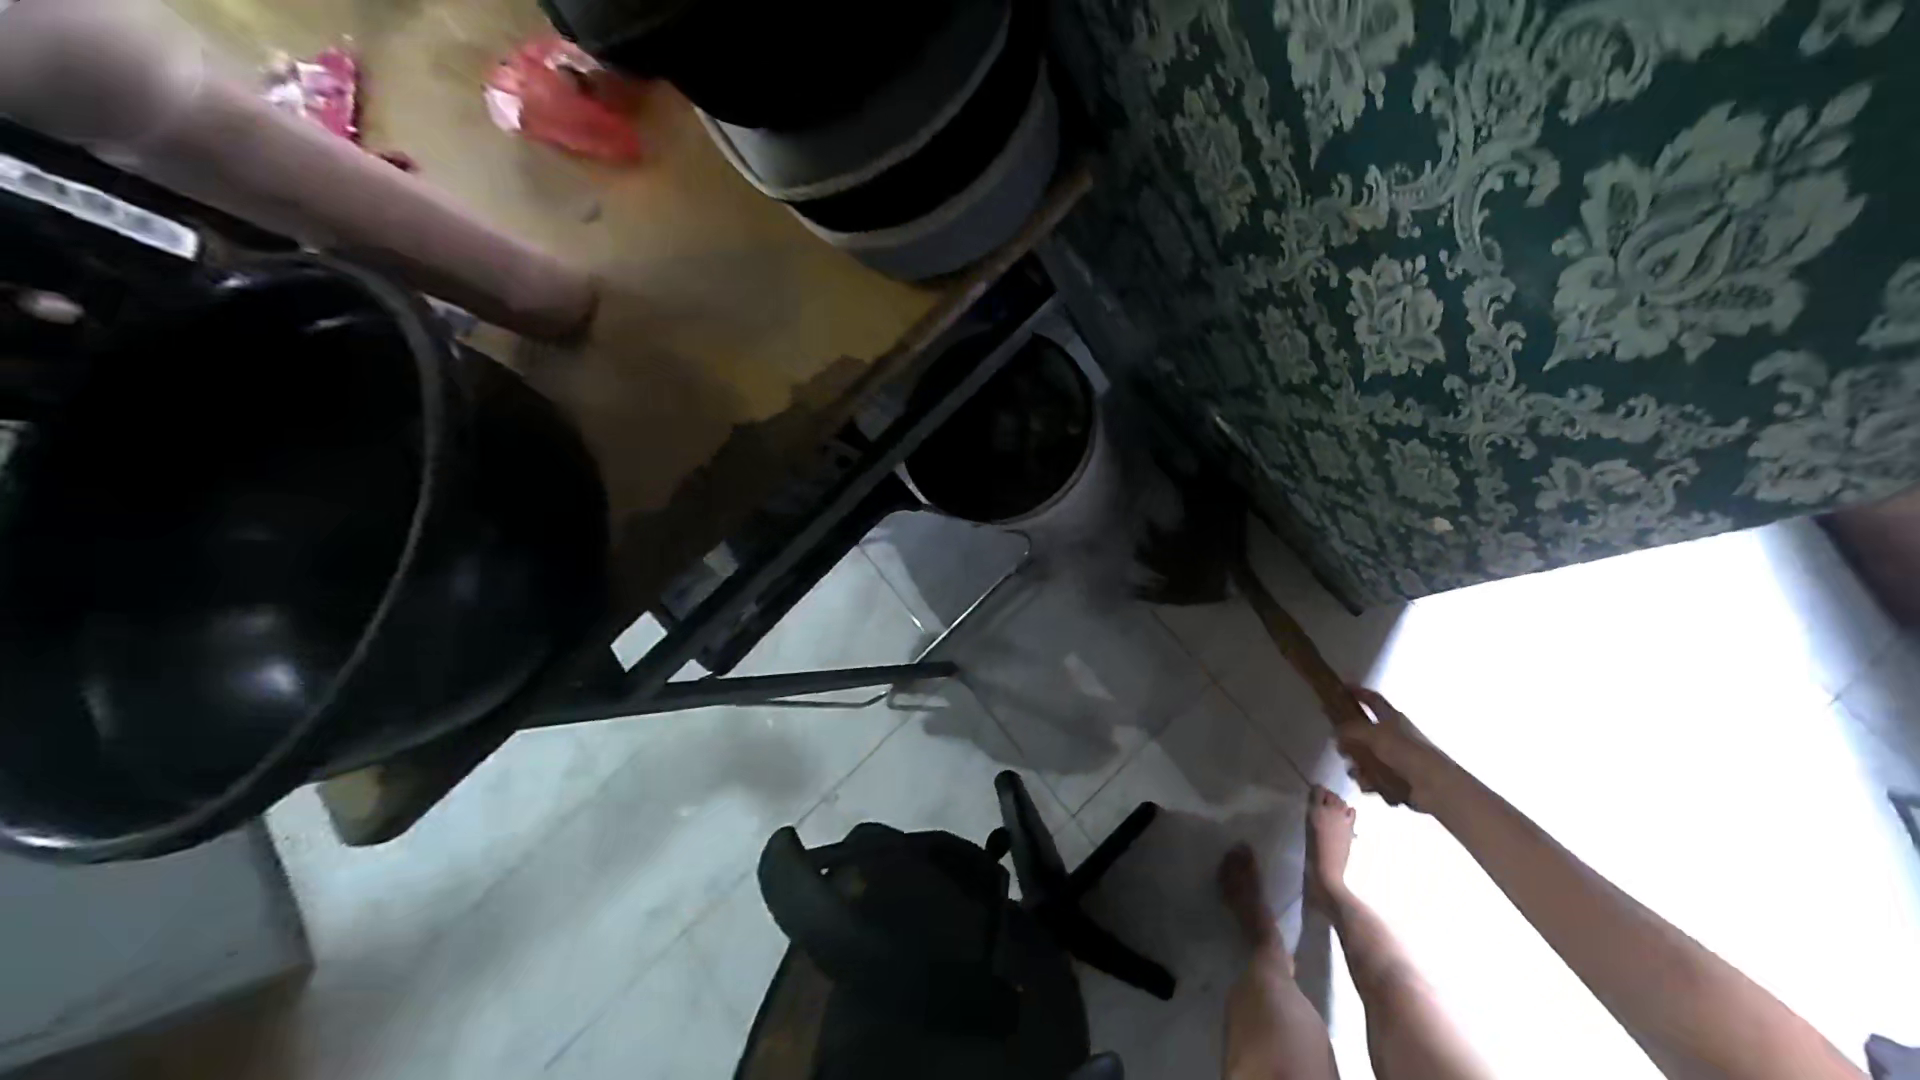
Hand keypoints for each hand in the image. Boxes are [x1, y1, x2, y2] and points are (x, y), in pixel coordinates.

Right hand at [1338, 688, 1454, 811]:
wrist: (1436, 786)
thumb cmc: (1405, 752)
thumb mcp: (1372, 734)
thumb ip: (1350, 729)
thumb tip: (1335, 729)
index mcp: (1391, 717)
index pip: (1371, 699)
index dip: (1357, 692)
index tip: (1340, 689)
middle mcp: (1393, 734)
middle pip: (1362, 731)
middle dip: (1349, 741)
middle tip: (1342, 747)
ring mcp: (1395, 757)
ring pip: (1364, 756)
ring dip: (1357, 765)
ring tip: (1359, 773)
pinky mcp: (1396, 777)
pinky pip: (1373, 776)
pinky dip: (1369, 781)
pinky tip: (1369, 785)